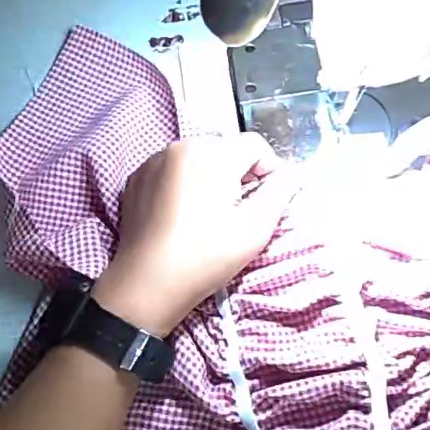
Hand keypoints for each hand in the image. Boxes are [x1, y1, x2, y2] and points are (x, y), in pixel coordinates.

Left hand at [92, 133, 295, 334]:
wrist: (147, 284)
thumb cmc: (206, 256)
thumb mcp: (256, 227)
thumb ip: (280, 192)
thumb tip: (293, 173)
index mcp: (211, 153)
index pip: (255, 145)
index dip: (270, 170)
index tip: (267, 199)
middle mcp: (179, 147)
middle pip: (225, 149)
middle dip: (238, 174)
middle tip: (239, 213)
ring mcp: (153, 162)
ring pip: (198, 160)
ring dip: (211, 179)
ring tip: (209, 217)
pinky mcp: (136, 180)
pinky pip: (173, 172)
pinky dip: (184, 186)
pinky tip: (184, 219)